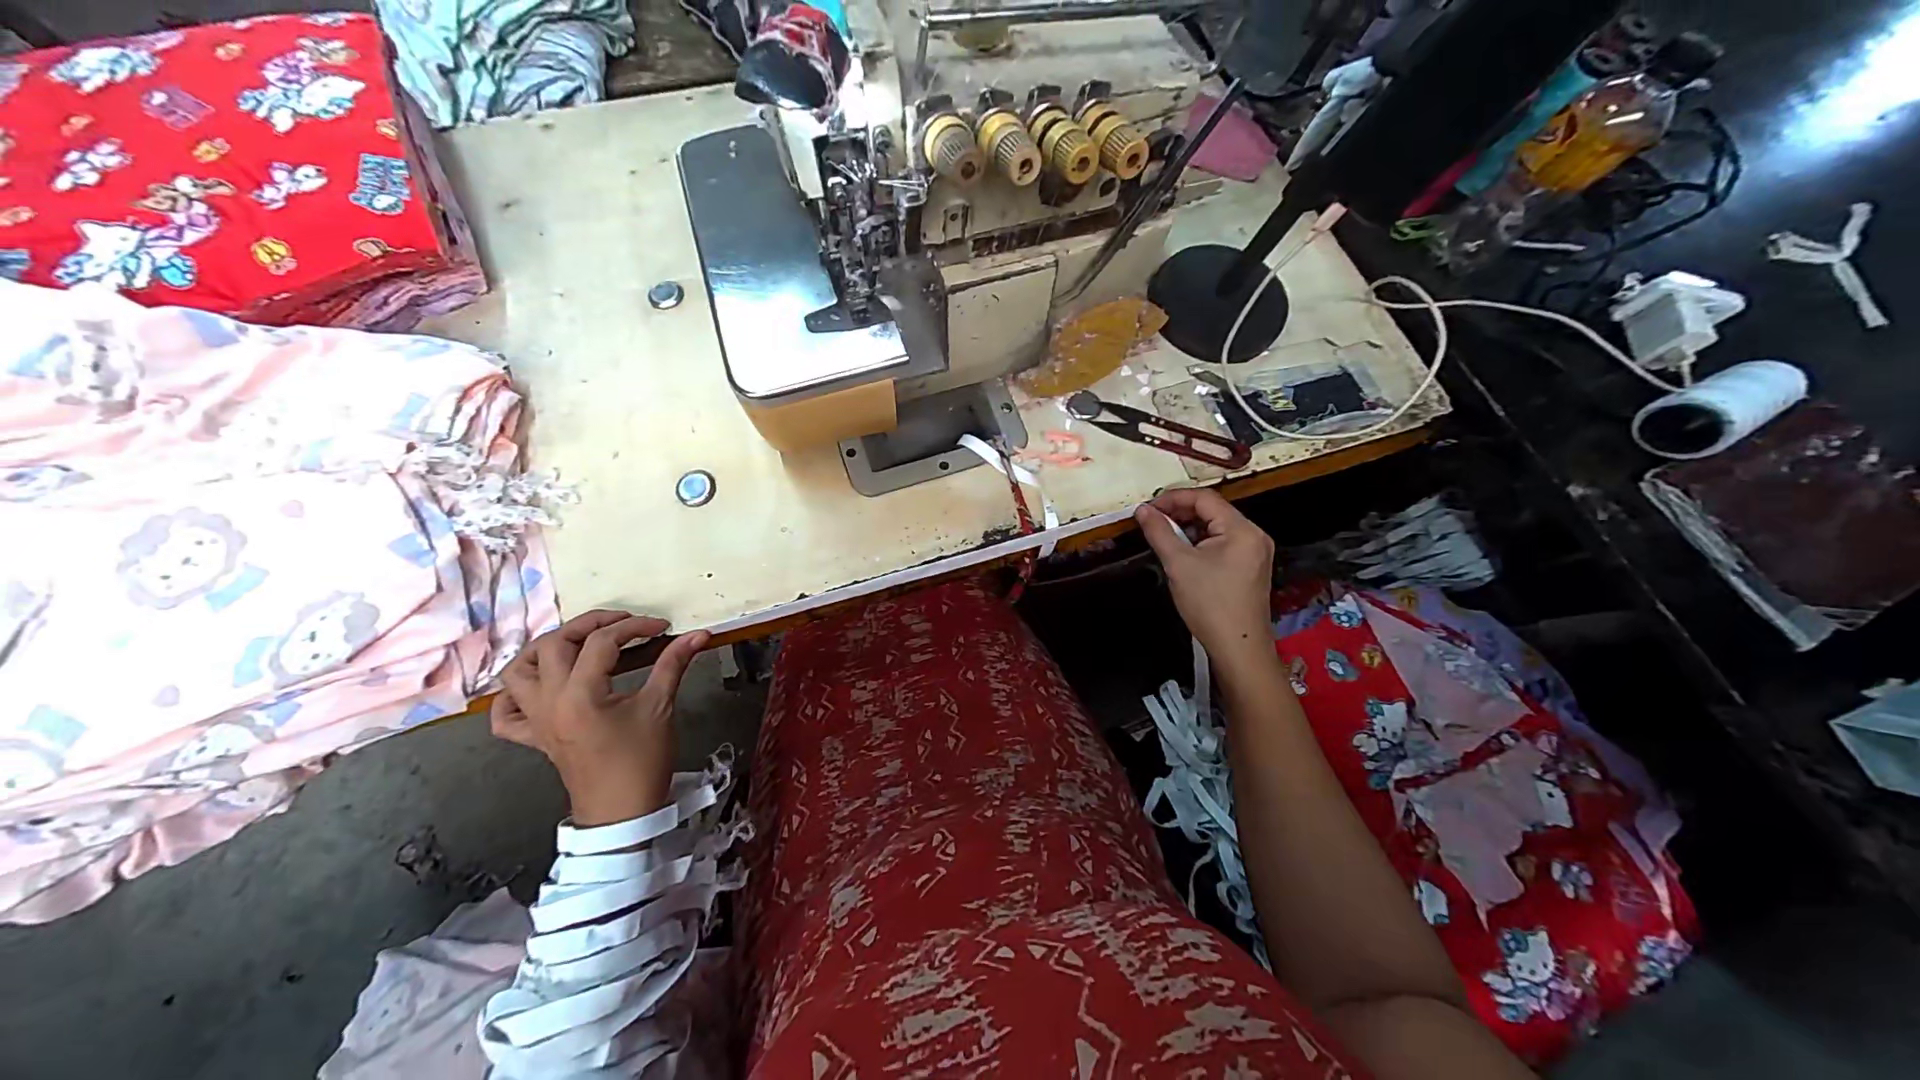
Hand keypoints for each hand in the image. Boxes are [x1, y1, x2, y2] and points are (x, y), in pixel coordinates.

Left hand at [492, 610, 710, 826]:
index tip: (663, 628)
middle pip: (555, 644)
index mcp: (580, 694)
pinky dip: (514, 696)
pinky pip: (505, 714)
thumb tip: (698, 634)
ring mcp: (535, 720)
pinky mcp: (533, 737)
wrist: (622, 812)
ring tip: (577, 643)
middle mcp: (548, 701)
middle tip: (623, 625)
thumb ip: (673, 664)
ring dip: (544, 649)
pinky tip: (540, 686)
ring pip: (519, 670)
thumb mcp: (660, 707)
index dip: (635, 627)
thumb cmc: (642, 761)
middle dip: (590, 625)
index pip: (602, 642)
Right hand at [1136, 488, 1275, 659]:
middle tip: (1152, 522)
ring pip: (1216, 527)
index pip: (1204, 498)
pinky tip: (1182, 553)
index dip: (1173, 498)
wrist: (1237, 647)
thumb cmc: (1210, 605)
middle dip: (1180, 513)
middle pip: (1212, 510)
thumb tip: (1143, 510)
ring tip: (1163, 537)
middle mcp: (1254, 535)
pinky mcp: (1250, 567)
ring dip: (1189, 528)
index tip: (1148, 509)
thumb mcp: (1178, 564)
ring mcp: (1255, 551)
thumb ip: (1159, 532)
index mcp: (1242, 529)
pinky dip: (1200, 542)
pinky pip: (1222, 543)